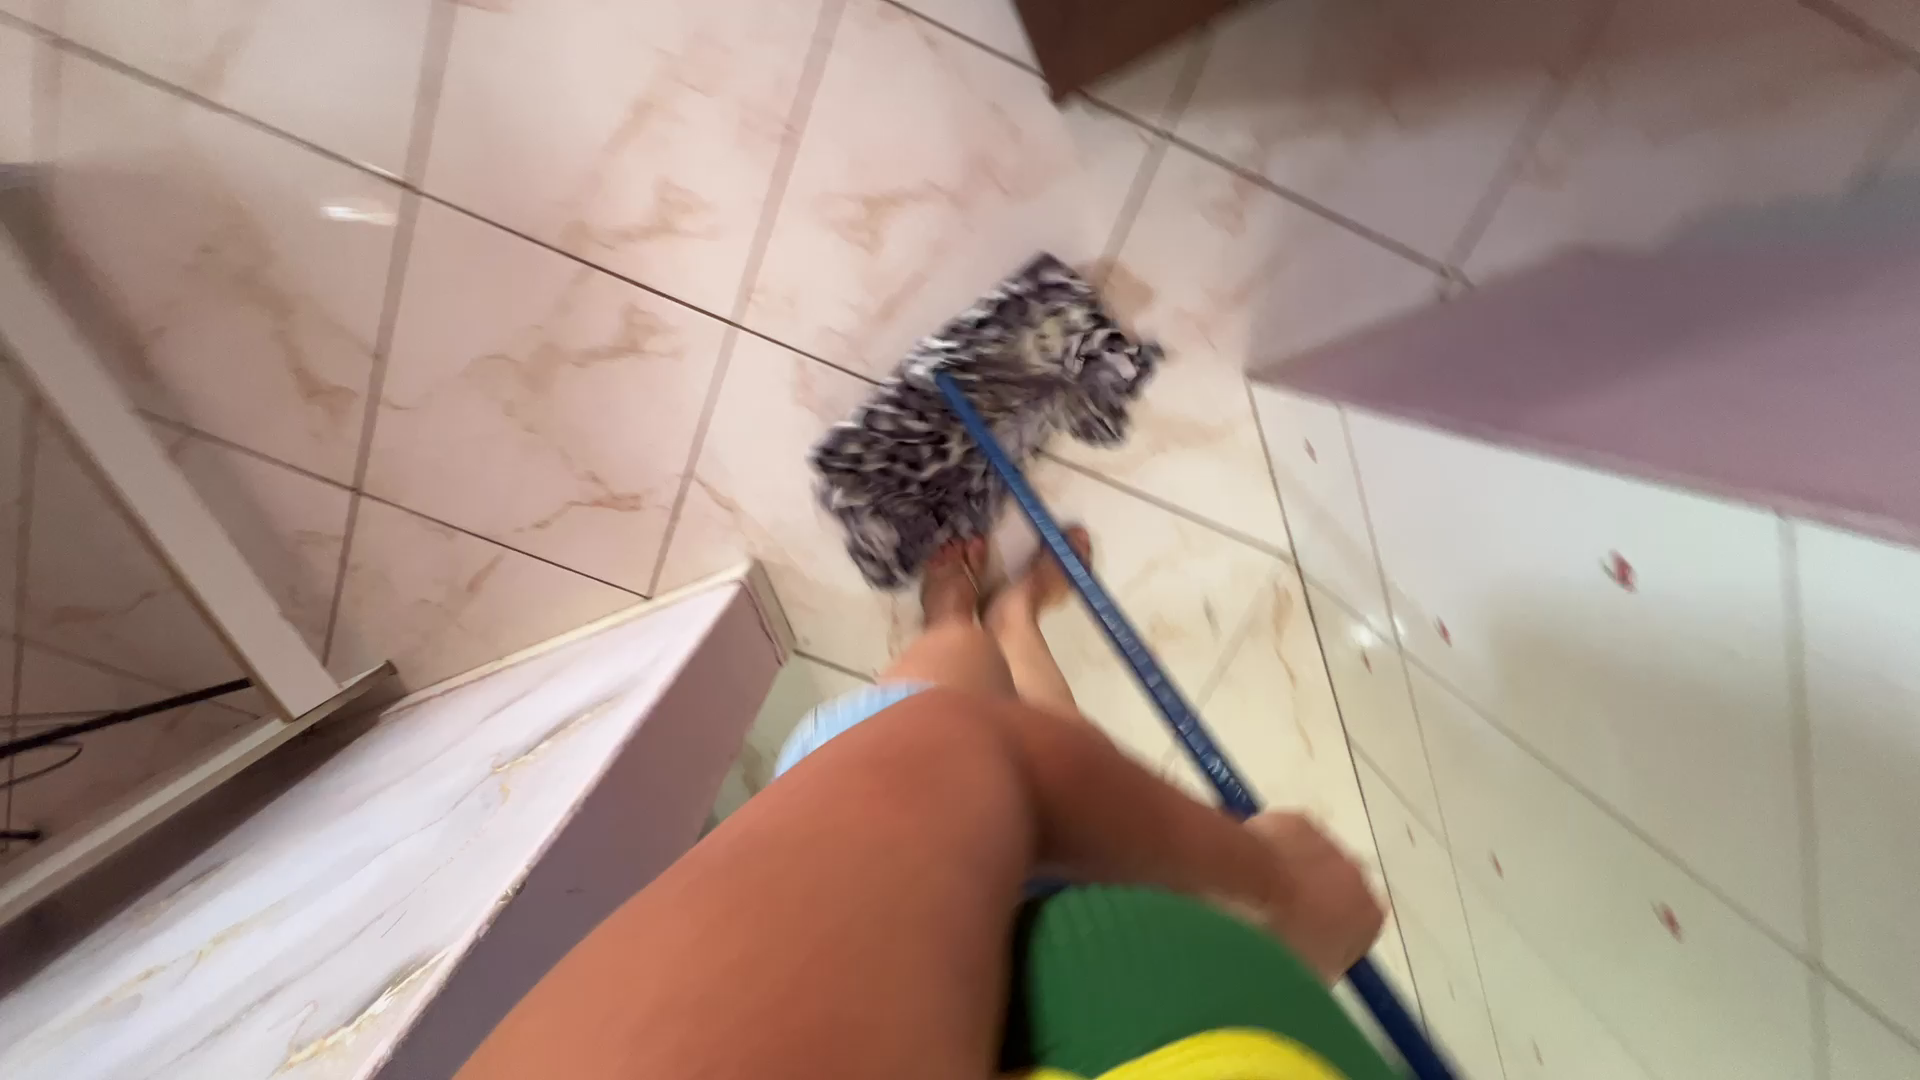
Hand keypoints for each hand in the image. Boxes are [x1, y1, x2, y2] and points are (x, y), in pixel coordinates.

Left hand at [1244, 812, 1384, 980]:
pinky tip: (1252, 861)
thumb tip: (1314, 963)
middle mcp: (1357, 874)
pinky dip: (1272, 845)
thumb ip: (1327, 964)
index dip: (1330, 935)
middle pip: (1335, 889)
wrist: (1252, 888)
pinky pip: (1285, 835)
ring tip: (1258, 887)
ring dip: (1291, 870)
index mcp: (1370, 915)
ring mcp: (1327, 841)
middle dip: (1312, 898)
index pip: (1356, 928)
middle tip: (1277, 914)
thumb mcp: (1313, 975)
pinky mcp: (1297, 819)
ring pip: (1309, 859)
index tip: (1303, 940)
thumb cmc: (1286, 940)